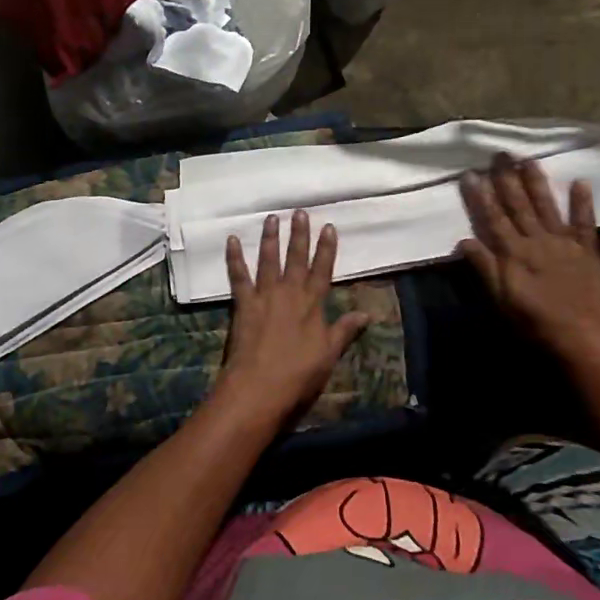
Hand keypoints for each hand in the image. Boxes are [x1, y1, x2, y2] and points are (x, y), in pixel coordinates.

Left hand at [212, 210, 371, 426]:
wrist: (259, 387)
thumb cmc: (299, 374)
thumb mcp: (329, 354)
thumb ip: (345, 330)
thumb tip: (367, 314)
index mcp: (312, 304)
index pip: (323, 270)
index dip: (327, 249)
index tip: (329, 227)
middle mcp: (289, 293)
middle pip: (296, 258)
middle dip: (299, 235)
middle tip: (299, 212)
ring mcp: (264, 296)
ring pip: (269, 260)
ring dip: (271, 238)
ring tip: (272, 218)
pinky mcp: (243, 303)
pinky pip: (238, 276)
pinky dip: (235, 258)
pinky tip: (233, 240)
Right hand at [457, 154, 599, 355]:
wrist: (584, 337)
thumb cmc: (534, 321)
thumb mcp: (500, 299)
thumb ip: (484, 268)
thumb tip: (464, 240)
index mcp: (513, 252)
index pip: (492, 218)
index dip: (480, 196)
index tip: (470, 173)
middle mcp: (537, 240)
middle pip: (518, 205)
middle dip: (506, 178)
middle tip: (499, 154)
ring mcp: (564, 243)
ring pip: (546, 206)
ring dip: (537, 182)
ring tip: (528, 159)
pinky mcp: (587, 251)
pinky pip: (584, 222)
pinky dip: (582, 202)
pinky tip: (580, 182)